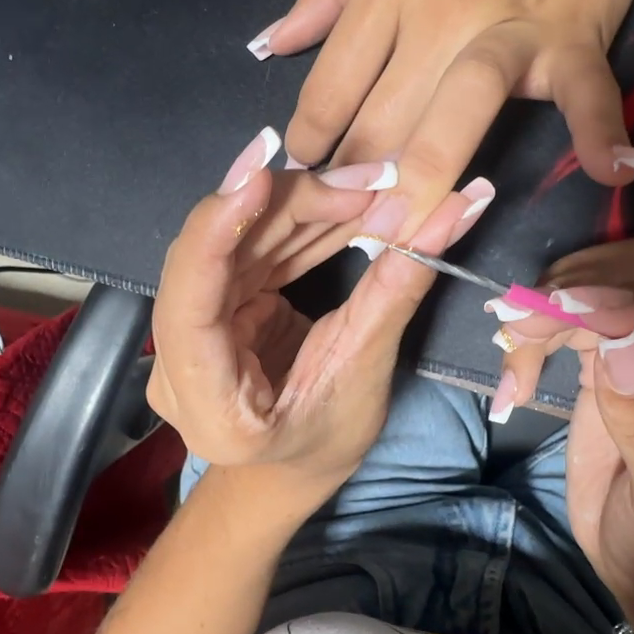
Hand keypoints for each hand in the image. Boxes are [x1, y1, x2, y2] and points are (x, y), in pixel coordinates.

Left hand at [148, 129, 491, 489]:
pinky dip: (295, 226)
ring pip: (234, 246)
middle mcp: (177, 364)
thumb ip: (395, 290)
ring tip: (367, 186)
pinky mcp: (210, 307)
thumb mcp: (363, 372)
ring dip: (300, 210)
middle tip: (366, 180)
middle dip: (289, 208)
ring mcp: (187, 332)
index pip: (188, 306)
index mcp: (207, 404)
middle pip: (216, 259)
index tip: (260, 170)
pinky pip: (246, 252)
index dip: (215, 231)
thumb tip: (456, 208)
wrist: (290, 463)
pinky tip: (341, 202)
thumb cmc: (325, 439)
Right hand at [487, 239, 633, 601]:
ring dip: (557, 298)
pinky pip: (578, 311)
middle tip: (525, 318)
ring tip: (512, 336)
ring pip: (614, 280)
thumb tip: (622, 346)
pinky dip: (541, 323)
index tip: (575, 306)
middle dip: (591, 289)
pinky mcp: (618, 350)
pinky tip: (516, 359)